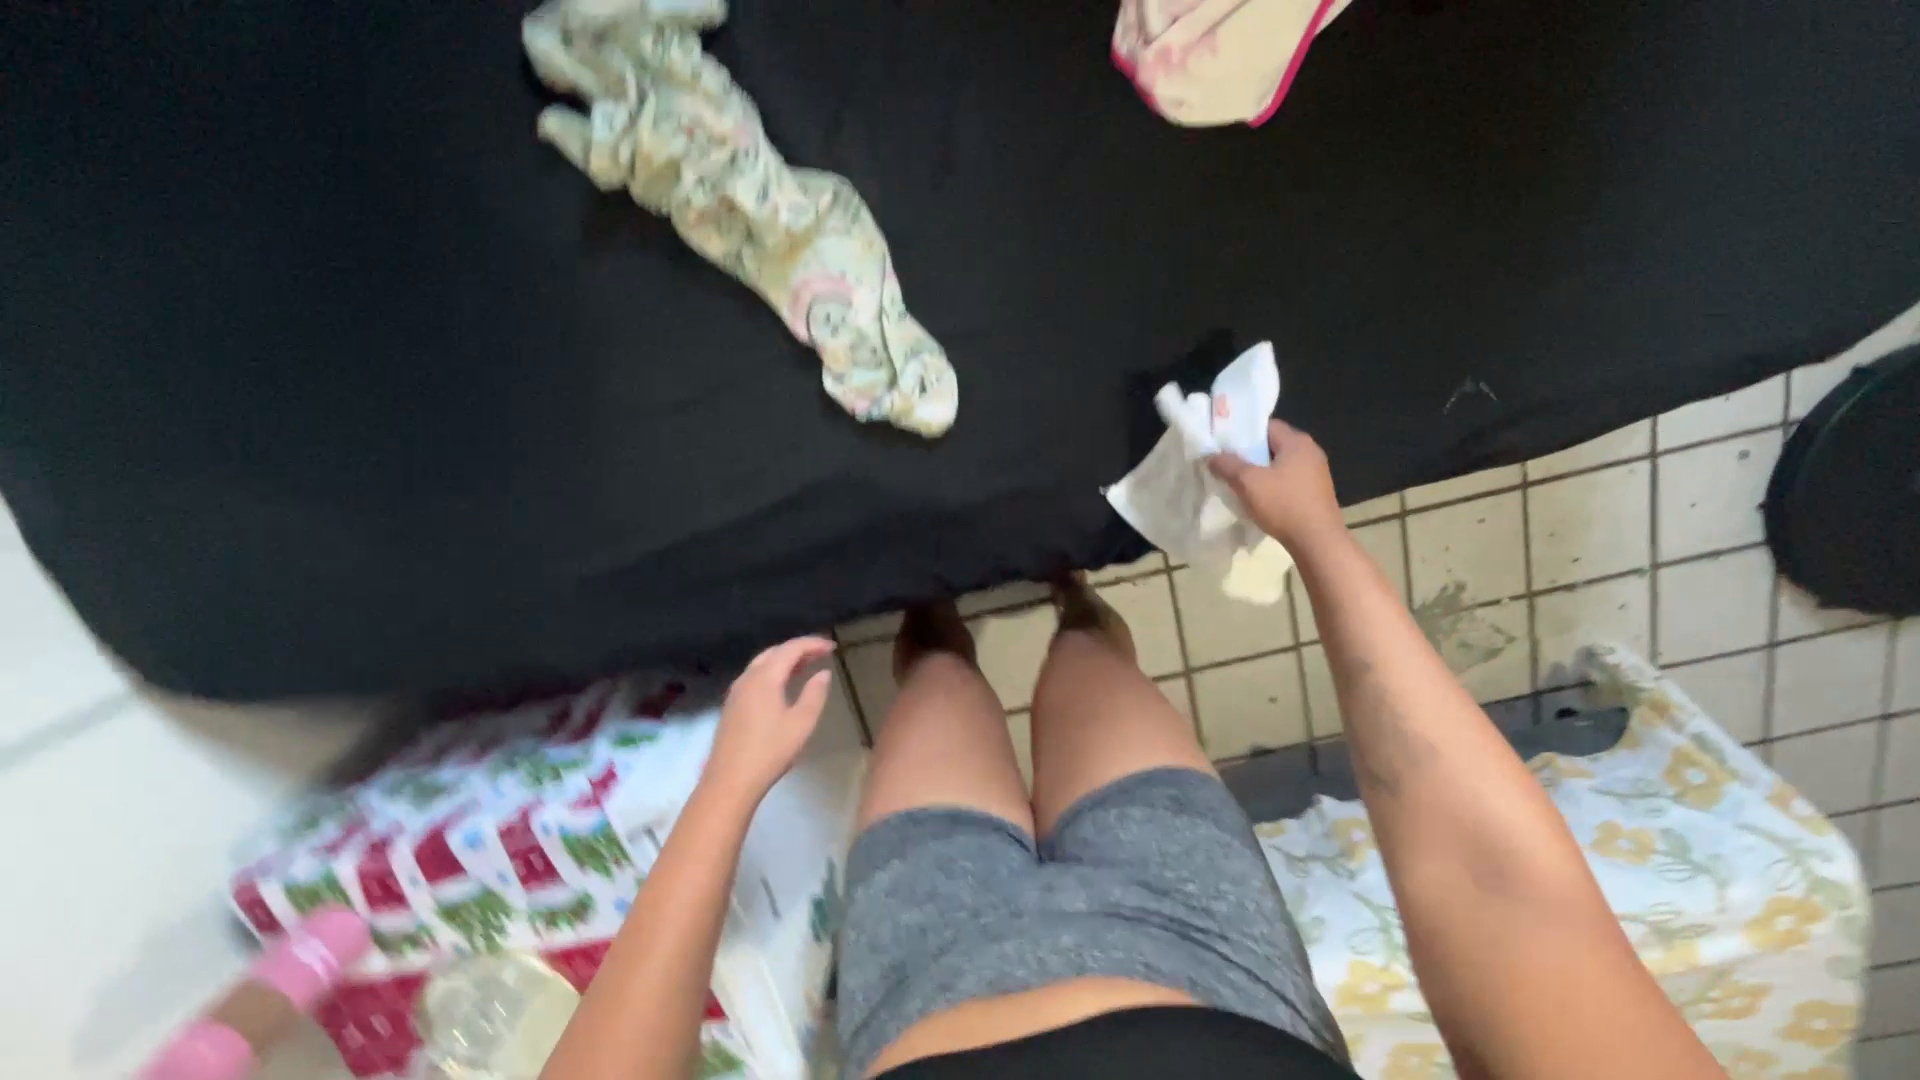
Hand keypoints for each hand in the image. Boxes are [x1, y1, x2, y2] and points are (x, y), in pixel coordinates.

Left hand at [704, 636, 835, 798]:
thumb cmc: (770, 751)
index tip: (832, 647)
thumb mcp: (802, 723)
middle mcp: (747, 678)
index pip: (791, 649)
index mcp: (765, 678)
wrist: (730, 780)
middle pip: (774, 652)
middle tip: (821, 655)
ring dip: (784, 660)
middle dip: (798, 649)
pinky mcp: (732, 705)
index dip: (813, 644)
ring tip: (806, 667)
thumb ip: (815, 694)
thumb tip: (823, 673)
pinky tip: (783, 686)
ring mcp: (736, 692)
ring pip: (762, 664)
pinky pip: (754, 677)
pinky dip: (773, 672)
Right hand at [1207, 420, 1346, 550]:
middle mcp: (1310, 452)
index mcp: (1297, 442)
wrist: (1317, 541)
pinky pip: (1288, 480)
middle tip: (1227, 464)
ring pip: (1280, 464)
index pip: (1266, 426)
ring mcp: (1316, 473)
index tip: (1224, 444)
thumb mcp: (1248, 482)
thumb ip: (1228, 465)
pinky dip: (1272, 485)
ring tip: (1239, 482)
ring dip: (1260, 472)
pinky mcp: (1315, 492)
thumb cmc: (1283, 504)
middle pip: (1273, 445)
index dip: (1244, 432)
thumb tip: (1212, 456)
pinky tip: (1259, 498)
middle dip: (1249, 454)